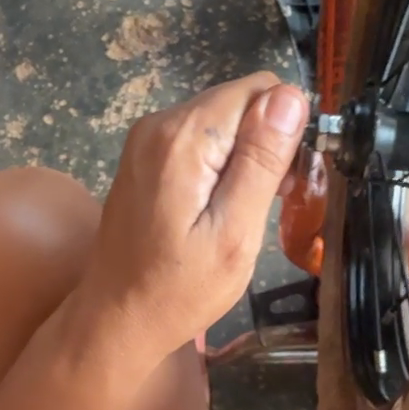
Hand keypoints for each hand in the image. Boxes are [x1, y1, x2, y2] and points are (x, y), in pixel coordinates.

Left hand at [73, 72, 308, 369]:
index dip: (286, 130)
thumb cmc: (180, 289)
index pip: (260, 90)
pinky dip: (220, 166)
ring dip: (245, 158)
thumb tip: (290, 95)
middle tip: (270, 205)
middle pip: (239, 102)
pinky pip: (199, 141)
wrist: (117, 319)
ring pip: (221, 122)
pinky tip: (219, 209)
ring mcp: (146, 140)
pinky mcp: (143, 158)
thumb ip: (262, 161)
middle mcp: (159, 123)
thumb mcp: (234, 232)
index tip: (288, 182)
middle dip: (266, 144)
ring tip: (243, 213)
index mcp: (184, 137)